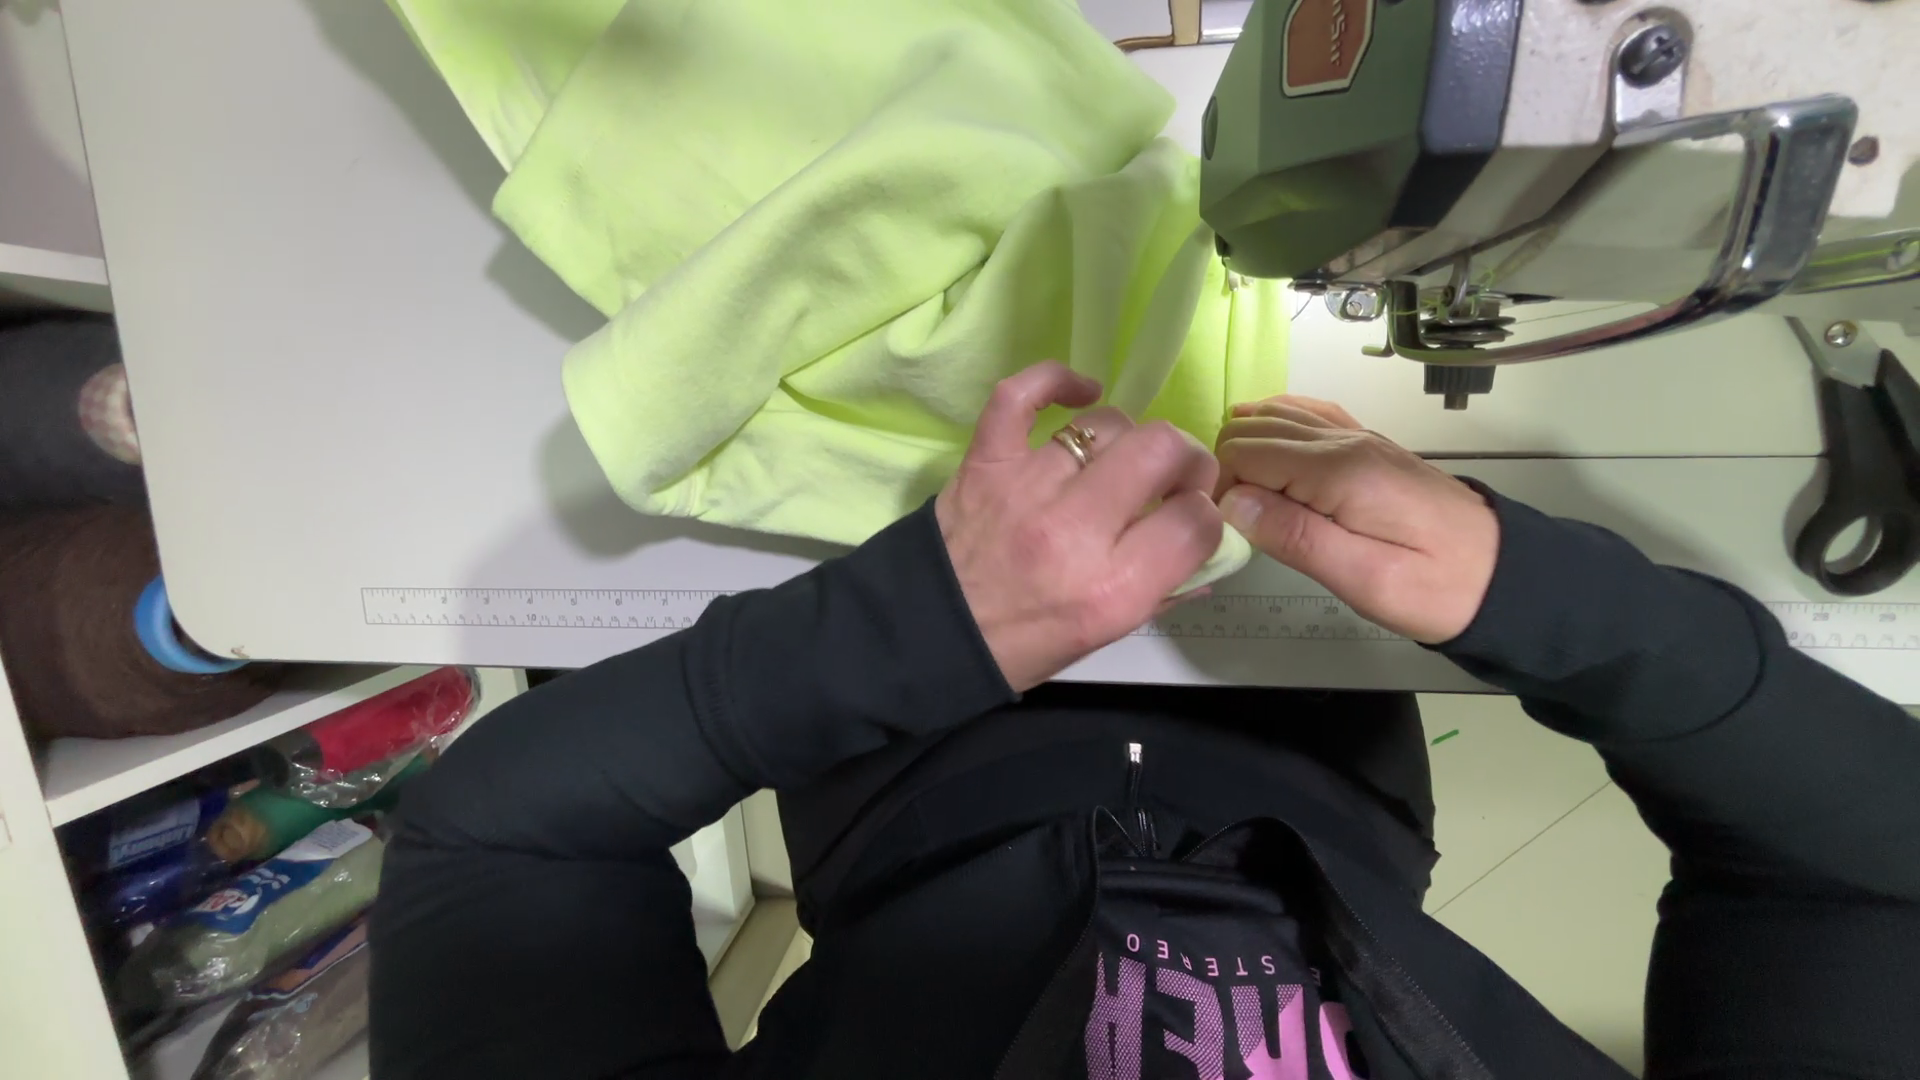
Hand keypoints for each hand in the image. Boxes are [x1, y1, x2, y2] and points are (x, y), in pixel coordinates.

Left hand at [937, 362, 1222, 690]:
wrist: (930, 635)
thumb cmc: (1022, 645)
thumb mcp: (1102, 637)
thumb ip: (1160, 589)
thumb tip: (1206, 545)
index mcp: (1112, 589)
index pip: (1196, 521)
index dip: (1205, 514)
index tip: (1189, 516)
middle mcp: (1074, 532)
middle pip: (1161, 451)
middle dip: (1185, 460)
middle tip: (1171, 478)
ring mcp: (1025, 489)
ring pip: (1105, 425)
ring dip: (1126, 439)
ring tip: (1115, 461)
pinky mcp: (985, 463)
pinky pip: (1020, 395)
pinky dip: (1054, 380)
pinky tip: (1080, 393)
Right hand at [1213, 396, 1498, 643]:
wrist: (1505, 577)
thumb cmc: (1432, 587)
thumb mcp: (1362, 578)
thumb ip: (1295, 536)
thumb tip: (1232, 502)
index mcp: (1338, 470)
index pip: (1244, 451)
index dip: (1220, 486)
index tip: (1225, 527)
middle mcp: (1343, 440)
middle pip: (1252, 429)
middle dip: (1226, 467)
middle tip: (1232, 519)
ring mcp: (1356, 436)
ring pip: (1274, 415)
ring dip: (1245, 446)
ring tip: (1244, 494)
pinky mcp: (1364, 444)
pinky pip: (1306, 413)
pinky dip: (1274, 422)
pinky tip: (1262, 443)